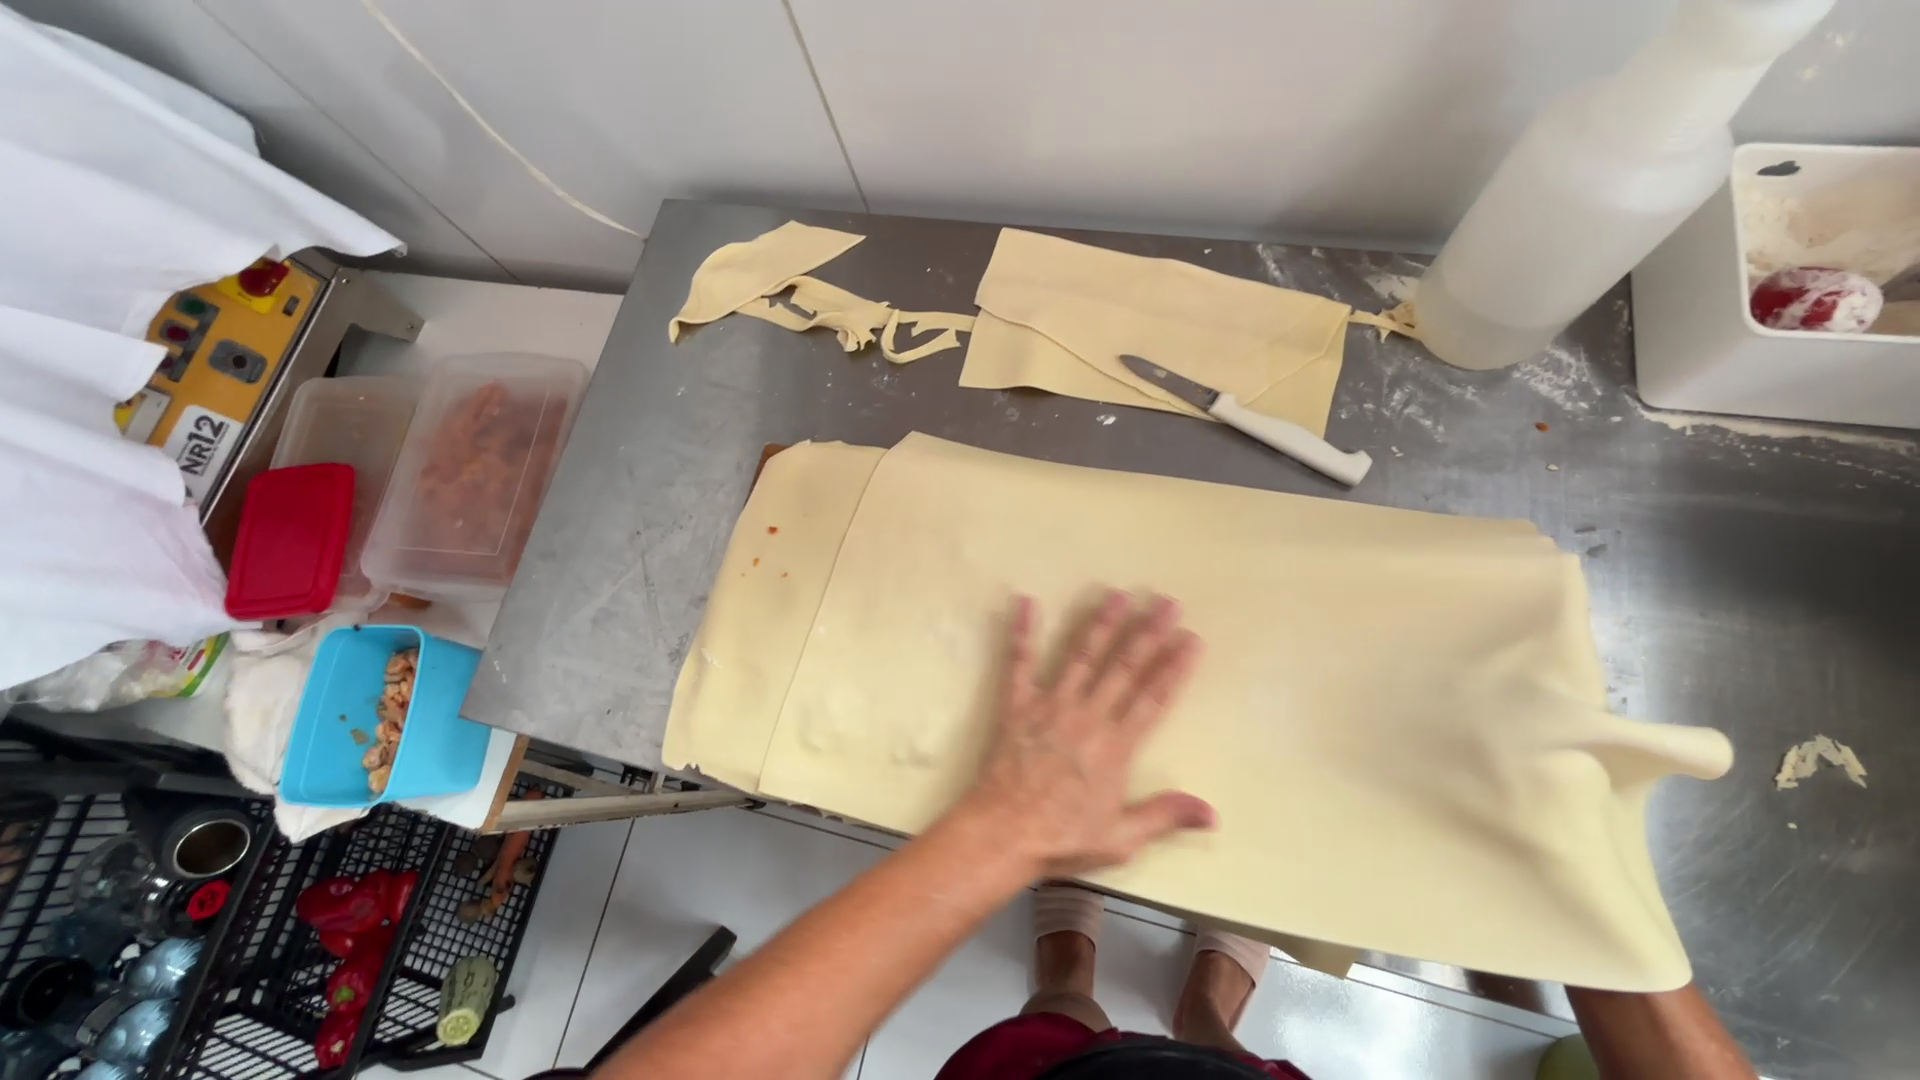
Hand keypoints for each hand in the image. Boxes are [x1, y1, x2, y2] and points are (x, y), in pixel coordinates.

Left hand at [955, 590, 1214, 878]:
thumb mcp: (1119, 837)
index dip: (1174, 667)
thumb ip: (1164, 816)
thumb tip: (1212, 813)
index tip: (1191, 638)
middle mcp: (1087, 716)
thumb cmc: (1061, 838)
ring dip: (1101, 623)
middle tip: (1166, 602)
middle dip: (1148, 632)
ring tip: (1117, 594)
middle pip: (1124, 667)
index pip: (1153, 698)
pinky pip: (1019, 663)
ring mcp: (1050, 705)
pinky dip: (1022, 632)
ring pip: (1081, 656)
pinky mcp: (1017, 705)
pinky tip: (1025, 602)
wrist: (1002, 834)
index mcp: (1115, 746)